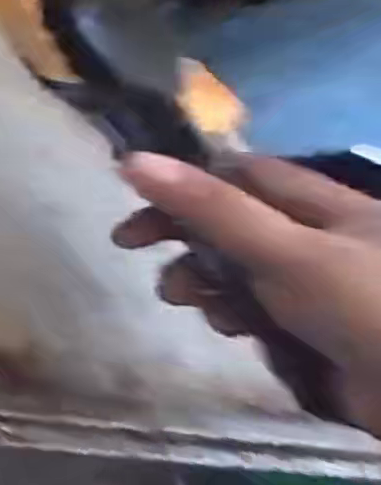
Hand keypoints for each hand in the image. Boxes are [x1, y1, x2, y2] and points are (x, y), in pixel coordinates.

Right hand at [114, 151, 380, 434]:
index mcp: (338, 210)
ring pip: (235, 264)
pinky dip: (229, 310)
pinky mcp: (317, 324)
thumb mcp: (285, 252)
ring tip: (183, 300)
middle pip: (231, 218)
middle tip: (127, 243)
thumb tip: (129, 158)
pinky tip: (228, 326)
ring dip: (196, 277)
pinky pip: (253, 303)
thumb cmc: (372, 311)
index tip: (134, 193)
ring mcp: (324, 285)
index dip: (190, 175)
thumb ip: (209, 205)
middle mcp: (330, 239)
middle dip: (176, 232)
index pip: (246, 171)